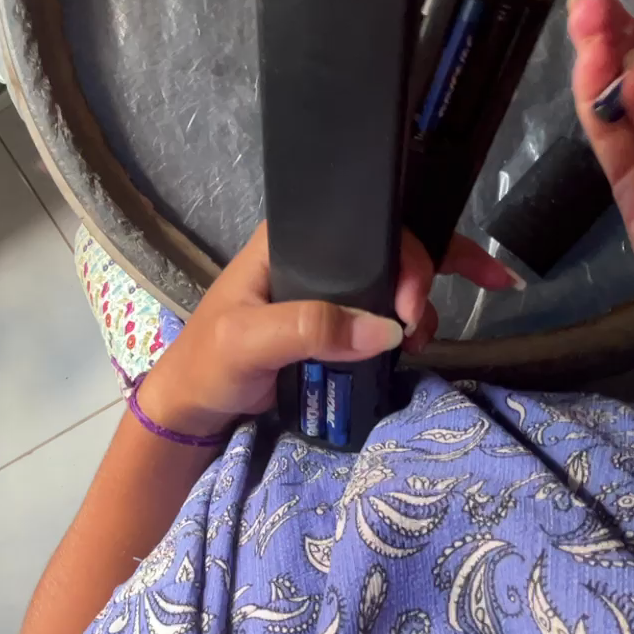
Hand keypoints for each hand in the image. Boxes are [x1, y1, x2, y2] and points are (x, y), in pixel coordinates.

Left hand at [135, 224, 518, 437]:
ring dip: (420, 307)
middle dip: (427, 271)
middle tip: (436, 315)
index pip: (360, 226)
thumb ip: (308, 328)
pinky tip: (418, 345)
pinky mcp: (333, 327)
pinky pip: (380, 318)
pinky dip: (408, 328)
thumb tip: (384, 329)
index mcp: (288, 242)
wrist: (197, 407)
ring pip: (391, 284)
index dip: (401, 251)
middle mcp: (312, 258)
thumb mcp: (247, 340)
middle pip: (386, 249)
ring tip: (422, 340)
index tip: (413, 300)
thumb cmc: (208, 363)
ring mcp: (326, 293)